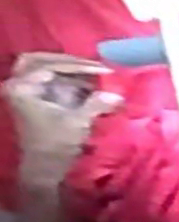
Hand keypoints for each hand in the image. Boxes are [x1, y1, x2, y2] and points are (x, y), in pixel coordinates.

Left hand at [6, 55, 120, 198]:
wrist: (46, 160)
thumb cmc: (57, 141)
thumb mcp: (78, 122)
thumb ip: (95, 105)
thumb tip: (116, 95)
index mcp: (22, 87)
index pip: (47, 66)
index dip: (77, 66)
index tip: (105, 70)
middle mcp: (20, 84)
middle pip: (38, 61)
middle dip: (68, 61)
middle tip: (97, 66)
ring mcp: (28, 91)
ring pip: (44, 69)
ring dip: (70, 69)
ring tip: (97, 75)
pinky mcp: (39, 99)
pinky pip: (53, 81)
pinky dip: (72, 79)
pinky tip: (91, 85)